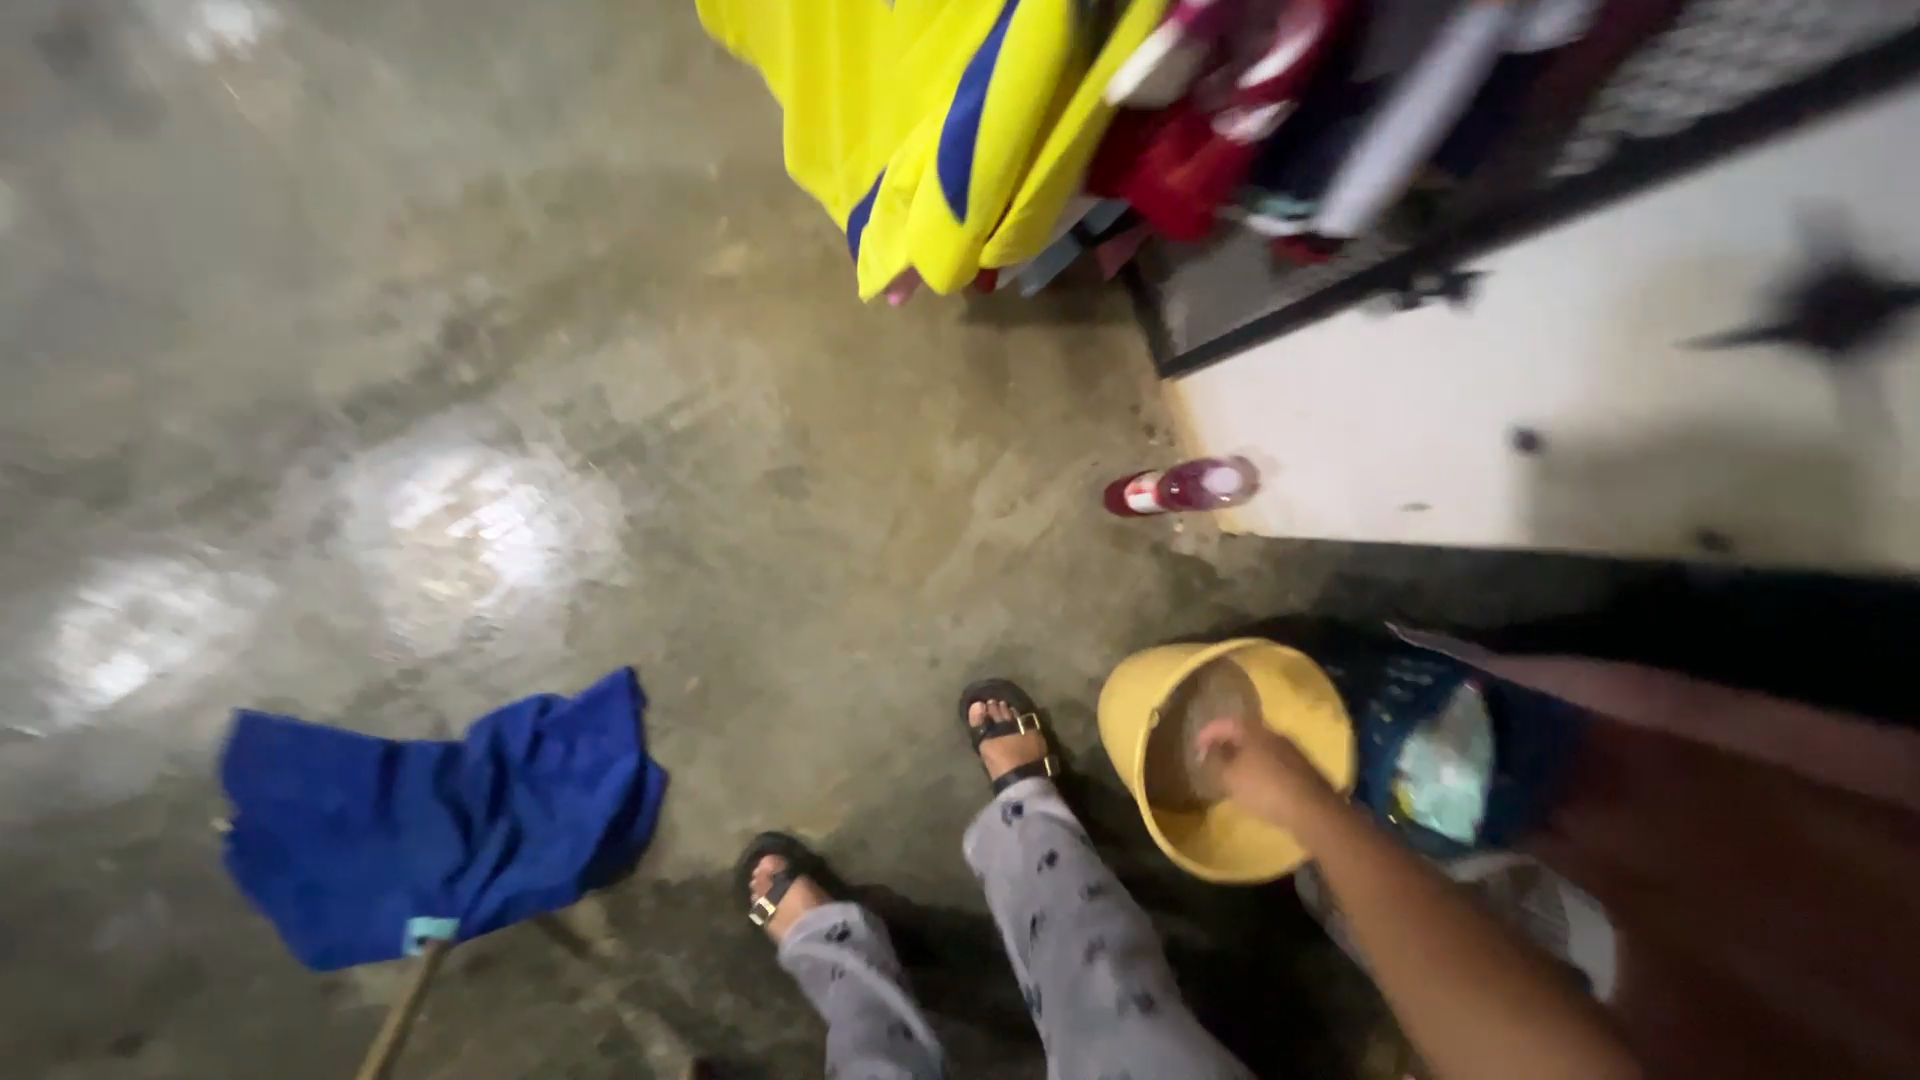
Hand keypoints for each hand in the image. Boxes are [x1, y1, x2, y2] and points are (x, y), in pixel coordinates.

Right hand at [1194, 713, 1338, 831]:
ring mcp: (1291, 749)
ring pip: (1260, 747)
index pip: (1224, 723)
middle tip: (1214, 758)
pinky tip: (1257, 783)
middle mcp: (1272, 733)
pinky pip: (1273, 761)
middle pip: (1244, 732)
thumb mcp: (1230, 777)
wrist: (1314, 810)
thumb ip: (1215, 761)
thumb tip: (1208, 751)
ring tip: (1233, 773)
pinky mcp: (1303, 768)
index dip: (1206, 734)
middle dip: (1227, 744)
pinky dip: (1260, 767)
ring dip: (1244, 756)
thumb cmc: (1265, 789)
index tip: (1196, 749)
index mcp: (1253, 730)